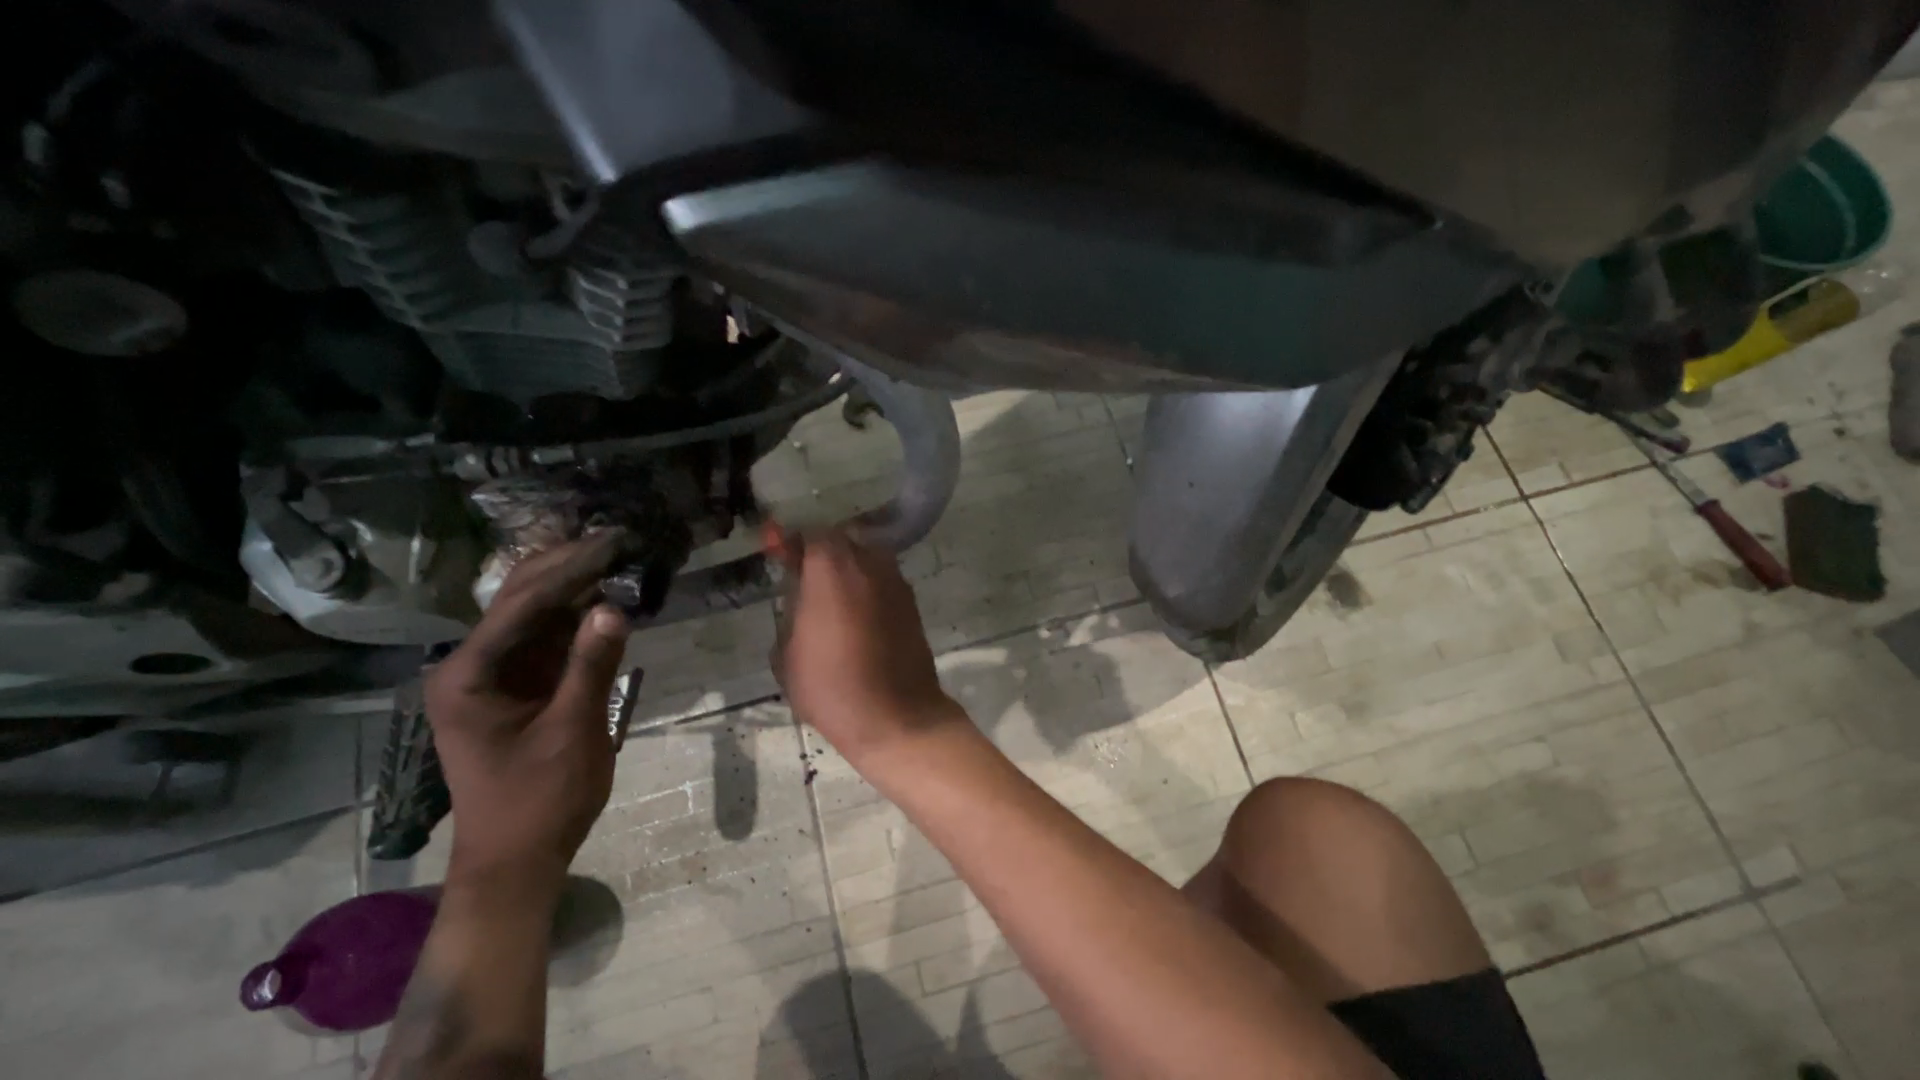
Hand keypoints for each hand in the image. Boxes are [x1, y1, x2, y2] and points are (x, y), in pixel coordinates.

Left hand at [424, 531, 633, 897]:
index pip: (522, 604)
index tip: (614, 542)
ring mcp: (492, 674)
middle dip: (570, 566)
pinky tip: (609, 596)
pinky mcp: (515, 686)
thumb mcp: (571, 734)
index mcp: (467, 674)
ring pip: (535, 613)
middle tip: (620, 540)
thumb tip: (614, 607)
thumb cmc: (537, 802)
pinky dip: (578, 618)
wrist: (515, 861)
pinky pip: (547, 639)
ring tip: (621, 557)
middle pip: (521, 598)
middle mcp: (471, 664)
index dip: (571, 569)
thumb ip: (591, 668)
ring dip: (577, 587)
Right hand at [770, 526, 966, 763]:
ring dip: (846, 569)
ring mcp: (896, 582)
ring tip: (828, 597)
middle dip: (820, 552)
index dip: (791, 541)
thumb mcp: (786, 652)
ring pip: (866, 558)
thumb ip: (791, 610)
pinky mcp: (912, 604)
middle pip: (842, 540)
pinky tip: (853, 615)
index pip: (810, 533)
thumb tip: (799, 598)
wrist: (895, 716)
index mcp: (831, 568)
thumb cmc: (830, 686)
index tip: (775, 548)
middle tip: (801, 574)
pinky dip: (866, 589)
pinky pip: (882, 582)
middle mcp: (869, 563)